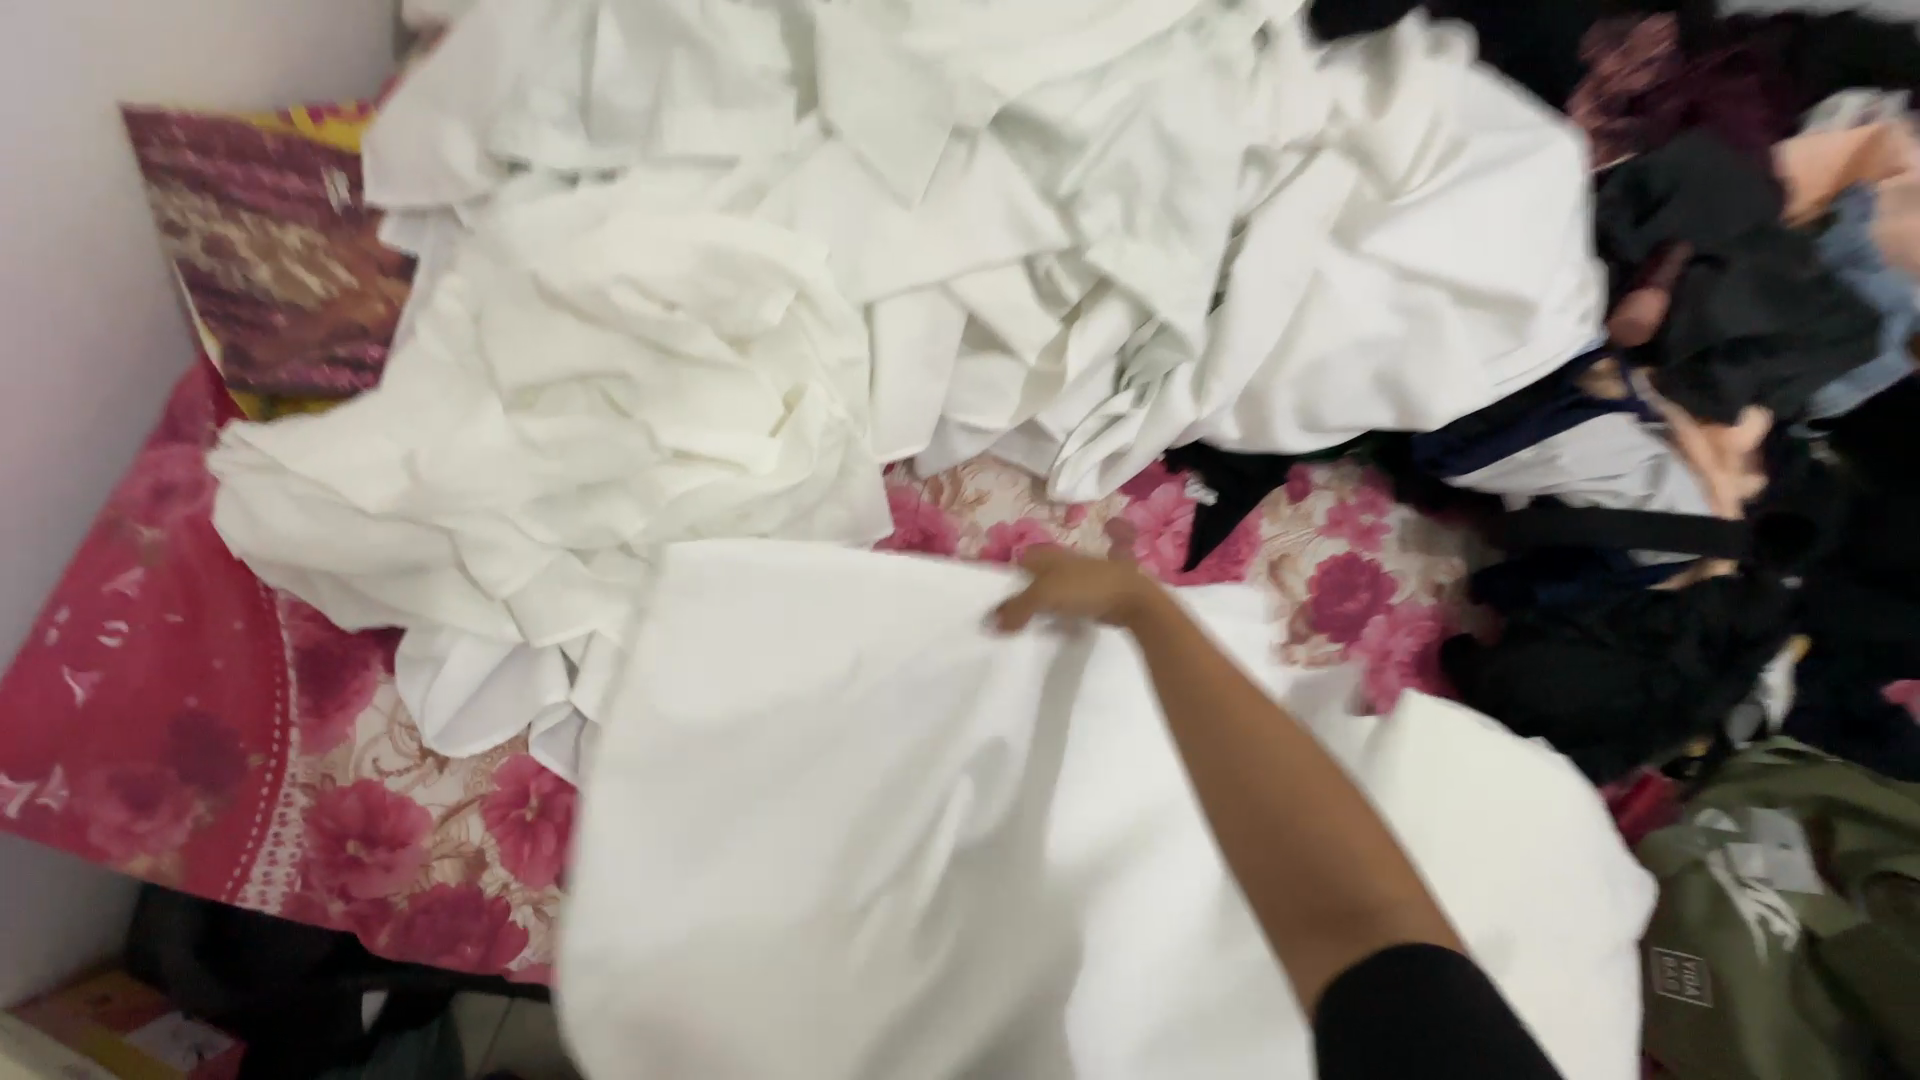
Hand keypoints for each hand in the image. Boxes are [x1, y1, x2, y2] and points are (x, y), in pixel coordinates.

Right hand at [992, 546, 1161, 632]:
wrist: (1131, 599)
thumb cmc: (1085, 588)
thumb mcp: (1044, 596)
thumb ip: (1017, 609)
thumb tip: (991, 624)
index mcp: (1047, 554)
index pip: (1017, 562)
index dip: (1004, 580)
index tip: (995, 602)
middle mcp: (1060, 562)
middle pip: (1032, 578)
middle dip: (1021, 595)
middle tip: (1008, 619)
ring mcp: (1078, 578)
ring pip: (1049, 592)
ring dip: (1039, 607)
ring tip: (1027, 626)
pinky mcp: (1091, 595)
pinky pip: (1065, 604)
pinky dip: (1057, 614)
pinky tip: (1054, 627)